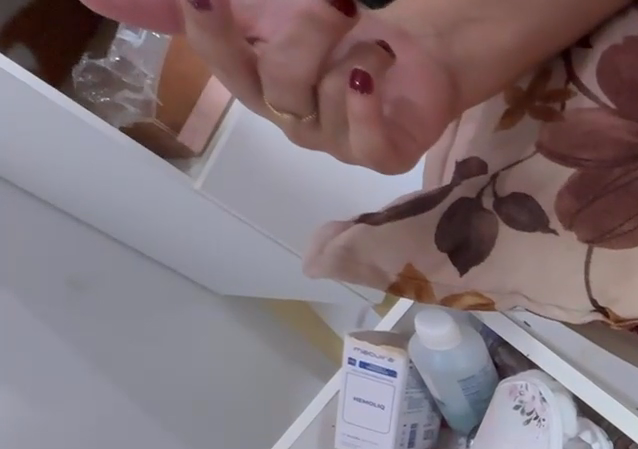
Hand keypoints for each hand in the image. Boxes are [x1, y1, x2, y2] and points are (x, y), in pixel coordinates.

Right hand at [174, 0, 458, 173]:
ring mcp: (336, 142)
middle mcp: (290, 118)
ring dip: (354, 56)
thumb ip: (223, 7)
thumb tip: (132, 1)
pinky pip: (368, 141)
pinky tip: (375, 72)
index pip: (215, 55)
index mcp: (252, 79)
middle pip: (279, 78)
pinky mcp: (384, 156)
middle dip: (309, 33)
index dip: (209, 23)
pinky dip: (367, 103)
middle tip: (338, 1)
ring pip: (327, 96)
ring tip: (379, 46)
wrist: (417, 51)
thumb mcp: (268, 9)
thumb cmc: (341, 32)